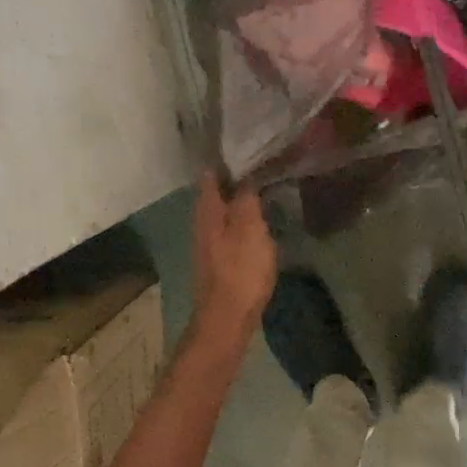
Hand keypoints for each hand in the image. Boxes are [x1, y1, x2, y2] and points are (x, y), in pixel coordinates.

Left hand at [190, 173, 276, 339]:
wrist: (227, 319)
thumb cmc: (241, 270)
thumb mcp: (250, 228)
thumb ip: (246, 199)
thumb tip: (244, 175)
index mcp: (208, 209)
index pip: (211, 174)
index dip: (226, 160)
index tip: (247, 148)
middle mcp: (202, 222)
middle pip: (216, 192)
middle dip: (234, 179)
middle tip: (261, 165)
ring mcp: (208, 242)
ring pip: (223, 212)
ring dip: (239, 201)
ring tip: (263, 190)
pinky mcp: (217, 260)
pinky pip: (229, 230)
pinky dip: (242, 221)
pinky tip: (258, 222)